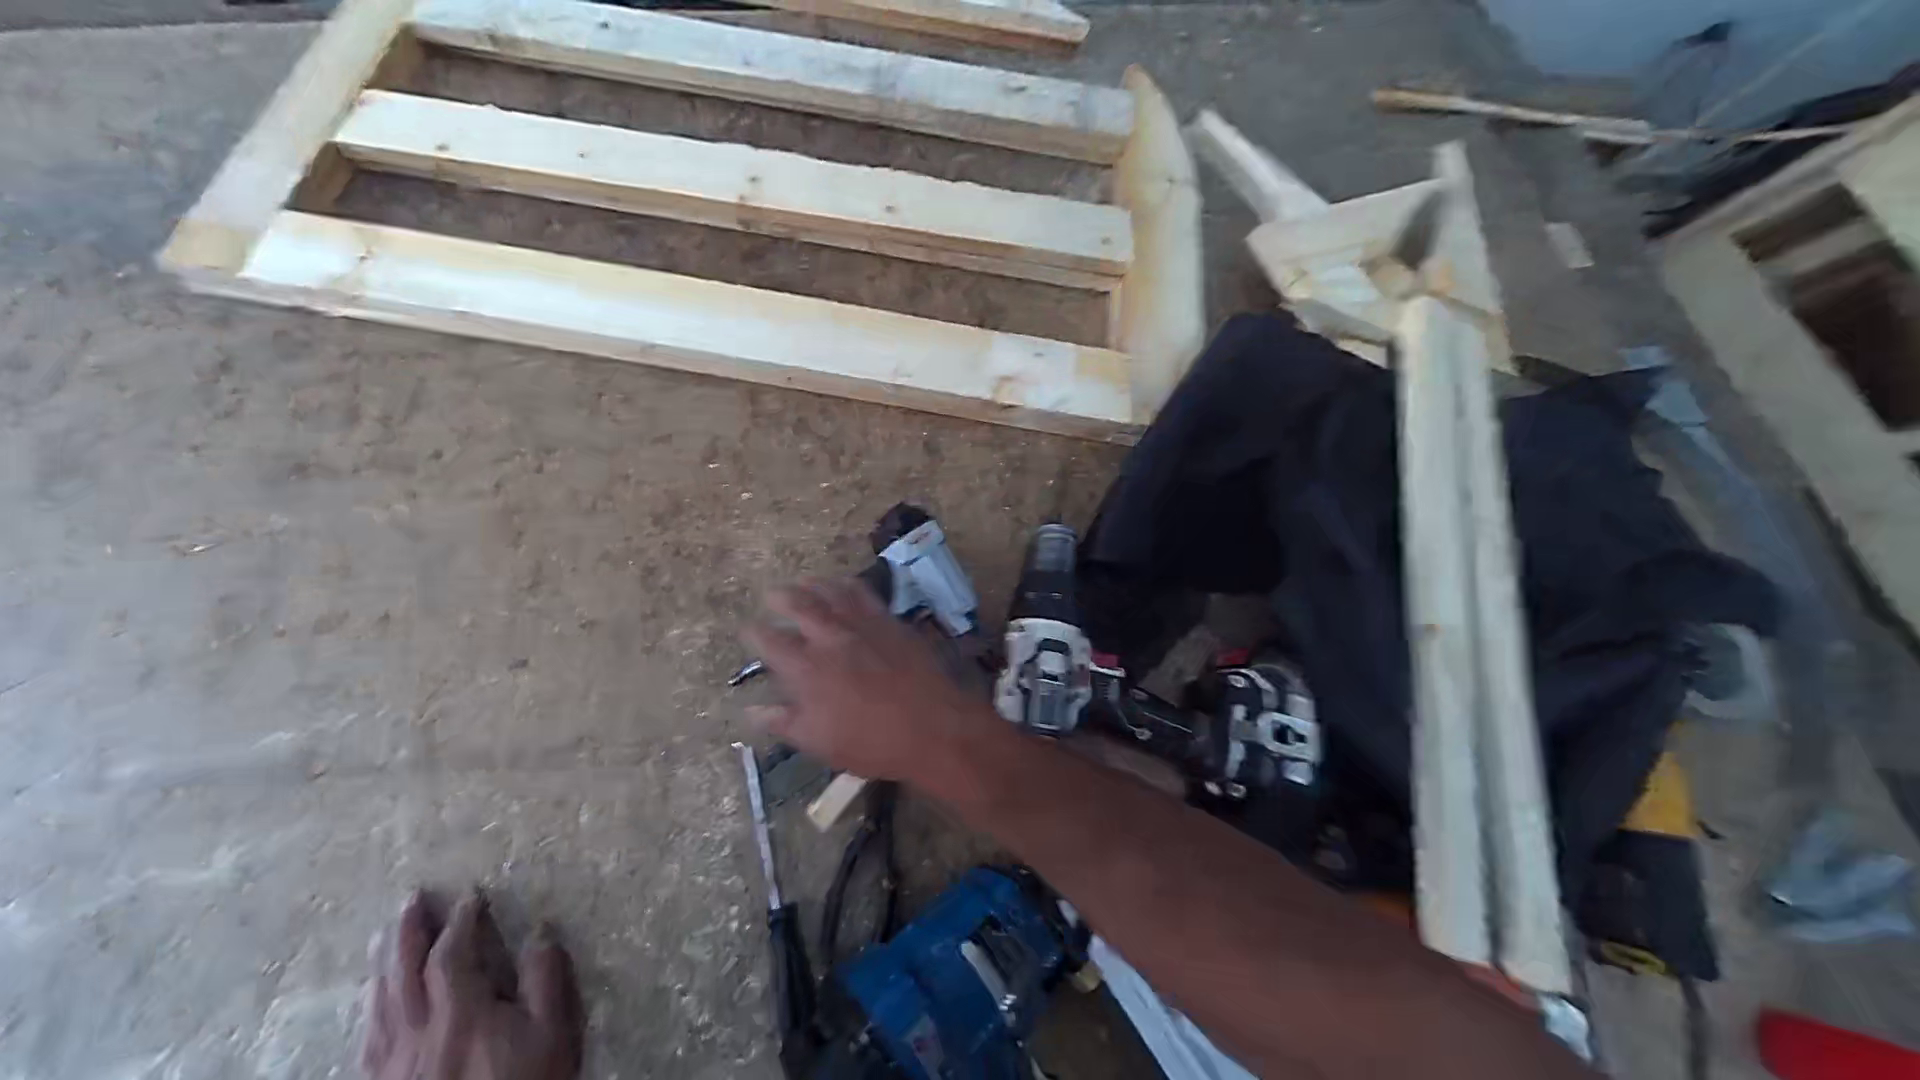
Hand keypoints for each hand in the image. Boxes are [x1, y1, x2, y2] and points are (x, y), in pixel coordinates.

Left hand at [359, 889, 582, 1079]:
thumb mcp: (552, 1031)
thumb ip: (545, 979)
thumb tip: (539, 930)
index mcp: (461, 1014)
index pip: (451, 956)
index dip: (461, 921)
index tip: (471, 896)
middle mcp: (417, 1034)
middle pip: (402, 974)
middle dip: (407, 932)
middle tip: (411, 899)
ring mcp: (392, 1064)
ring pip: (379, 1004)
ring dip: (383, 963)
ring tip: (385, 935)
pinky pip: (369, 1036)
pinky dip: (371, 1005)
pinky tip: (374, 997)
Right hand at [742, 578, 992, 783]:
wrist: (932, 727)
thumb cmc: (872, 743)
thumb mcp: (819, 742)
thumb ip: (782, 722)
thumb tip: (750, 709)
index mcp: (806, 669)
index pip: (770, 641)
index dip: (755, 633)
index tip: (748, 629)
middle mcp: (830, 638)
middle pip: (797, 604)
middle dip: (779, 597)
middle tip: (771, 595)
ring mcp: (862, 625)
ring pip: (830, 592)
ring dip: (811, 584)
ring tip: (802, 582)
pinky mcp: (888, 621)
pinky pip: (863, 592)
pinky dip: (846, 584)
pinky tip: (844, 584)